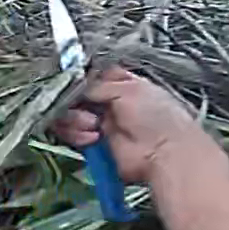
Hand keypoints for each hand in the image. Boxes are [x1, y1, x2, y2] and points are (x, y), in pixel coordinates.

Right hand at [52, 67, 217, 184]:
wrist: (161, 154)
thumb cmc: (155, 116)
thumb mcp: (128, 89)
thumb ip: (97, 84)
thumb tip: (75, 88)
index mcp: (122, 85)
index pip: (93, 76)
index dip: (82, 78)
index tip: (74, 82)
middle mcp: (108, 102)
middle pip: (75, 95)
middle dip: (73, 101)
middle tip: (85, 108)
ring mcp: (98, 122)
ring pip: (67, 114)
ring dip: (74, 120)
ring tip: (92, 126)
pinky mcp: (90, 142)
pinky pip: (69, 134)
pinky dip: (76, 134)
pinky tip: (93, 137)